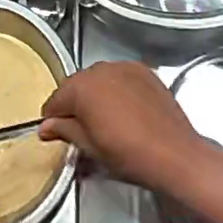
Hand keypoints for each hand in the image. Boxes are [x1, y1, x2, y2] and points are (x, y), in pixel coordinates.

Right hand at [39, 60, 205, 190]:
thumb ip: (65, 130)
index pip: (56, 99)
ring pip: (99, 78)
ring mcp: (124, 67)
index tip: (54, 131)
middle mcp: (100, 70)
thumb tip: (47, 126)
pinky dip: (117, 88)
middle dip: (74, 104)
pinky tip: (125, 109)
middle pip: (77, 85)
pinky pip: (120, 76)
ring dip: (96, 94)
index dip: (52, 117)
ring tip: (104, 119)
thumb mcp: (90, 148)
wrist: (175, 154)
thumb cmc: (129, 155)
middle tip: (78, 129)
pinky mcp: (144, 71)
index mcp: (82, 88)